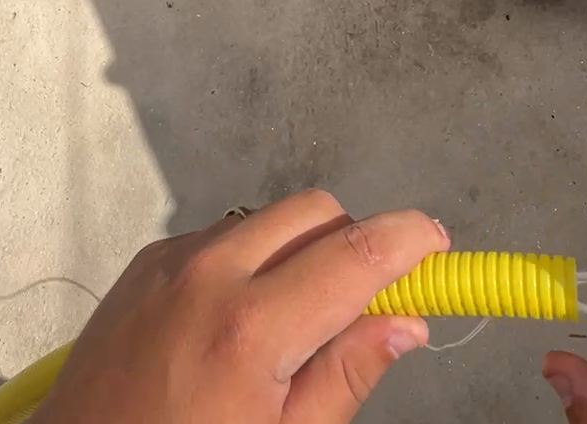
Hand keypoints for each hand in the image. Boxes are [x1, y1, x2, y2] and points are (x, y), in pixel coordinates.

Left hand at [34, 190, 448, 423]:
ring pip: (270, 217)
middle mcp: (209, 270)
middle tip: (361, 298)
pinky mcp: (149, 257)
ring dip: (301, 247)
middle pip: (314, 210)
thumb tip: (407, 321)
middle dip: (351, 239)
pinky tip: (240, 311)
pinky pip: (224, 231)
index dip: (408, 240)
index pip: (353, 254)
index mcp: (248, 327)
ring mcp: (172, 256)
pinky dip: (253, 253)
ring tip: (293, 315)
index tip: (437, 242)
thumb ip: (345, 377)